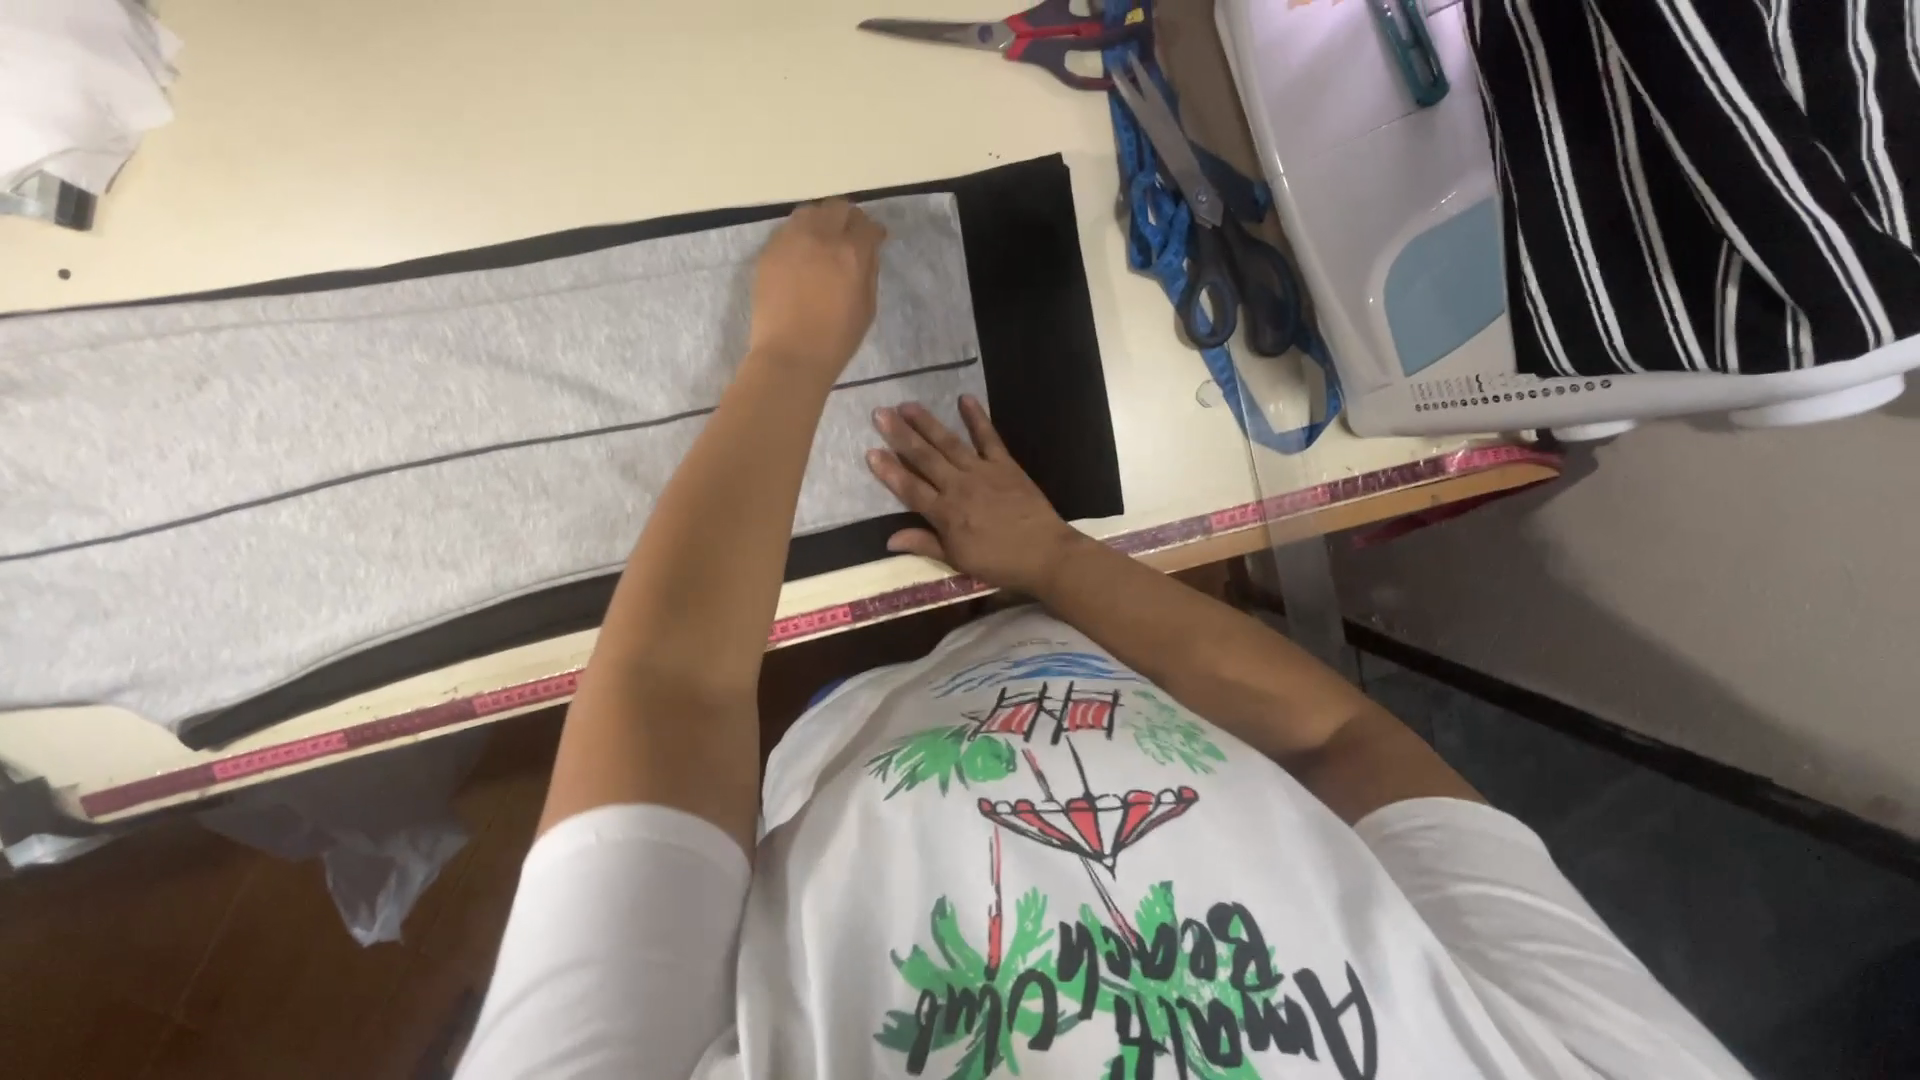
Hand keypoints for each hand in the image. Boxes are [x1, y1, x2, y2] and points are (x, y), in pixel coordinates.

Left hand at [748, 199, 887, 379]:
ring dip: (821, 221)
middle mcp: (820, 236)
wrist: (791, 355)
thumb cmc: (836, 340)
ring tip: (823, 240)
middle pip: (837, 208)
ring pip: (809, 212)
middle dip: (848, 219)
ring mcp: (790, 241)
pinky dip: (799, 235)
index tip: (875, 240)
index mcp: (851, 253)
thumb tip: (867, 252)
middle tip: (850, 236)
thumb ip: (869, 272)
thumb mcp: (867, 308)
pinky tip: (802, 255)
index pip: (867, 226)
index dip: (874, 232)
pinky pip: (787, 230)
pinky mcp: (769, 251)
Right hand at [867, 396, 1088, 594]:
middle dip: (901, 436)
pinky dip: (977, 418)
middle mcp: (959, 487)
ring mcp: (983, 472)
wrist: (1045, 553)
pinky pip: (988, 437)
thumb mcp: (958, 561)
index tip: (870, 451)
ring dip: (928, 423)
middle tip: (880, 414)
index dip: (889, 471)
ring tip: (907, 405)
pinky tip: (964, 399)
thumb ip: (925, 544)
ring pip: (949, 443)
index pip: (910, 489)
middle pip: (925, 458)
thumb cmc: (999, 562)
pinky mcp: (1005, 465)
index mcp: (946, 514)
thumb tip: (889, 540)